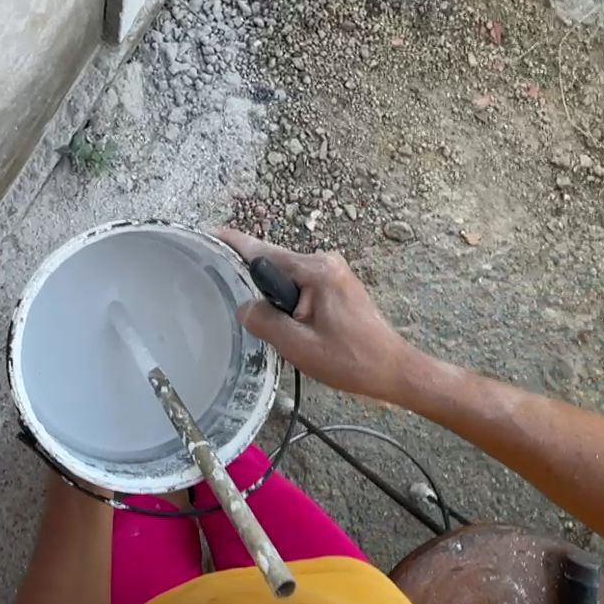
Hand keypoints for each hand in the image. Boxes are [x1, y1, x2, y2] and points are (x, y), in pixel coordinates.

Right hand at [215, 227, 429, 404]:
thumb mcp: (299, 346)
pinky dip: (287, 299)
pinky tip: (284, 321)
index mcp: (316, 270)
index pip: (263, 252)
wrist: (393, 370)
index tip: (210, 233)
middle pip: (273, 262)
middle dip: (254, 281)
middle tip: (232, 300)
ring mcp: (332, 270)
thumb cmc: (351, 360)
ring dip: (273, 296)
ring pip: (285, 276)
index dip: (234, 244)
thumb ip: (264, 322)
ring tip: (267, 323)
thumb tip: (243, 306)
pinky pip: (299, 283)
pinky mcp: (335, 282)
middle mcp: (324, 261)